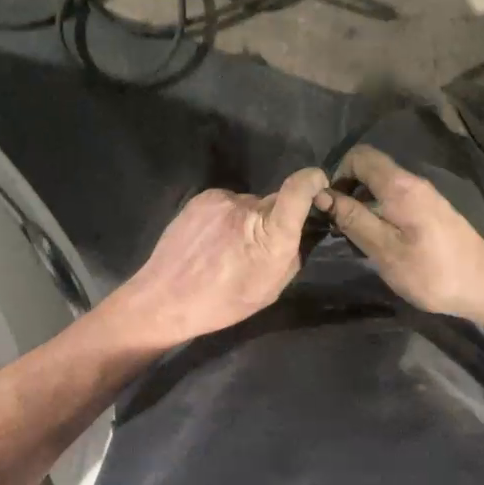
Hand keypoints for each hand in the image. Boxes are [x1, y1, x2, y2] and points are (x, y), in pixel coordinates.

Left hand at [104, 167, 329, 346]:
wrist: (165, 297)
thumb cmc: (222, 303)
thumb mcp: (270, 289)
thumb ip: (290, 254)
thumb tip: (299, 229)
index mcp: (270, 236)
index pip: (297, 192)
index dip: (311, 181)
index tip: (318, 181)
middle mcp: (248, 208)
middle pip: (272, 203)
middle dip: (271, 219)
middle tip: (253, 247)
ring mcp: (222, 200)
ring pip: (247, 204)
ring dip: (244, 220)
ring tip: (224, 249)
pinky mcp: (202, 197)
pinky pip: (226, 203)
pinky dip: (225, 217)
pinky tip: (209, 241)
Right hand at [315, 145, 483, 318]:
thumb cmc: (432, 272)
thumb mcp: (384, 250)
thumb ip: (354, 219)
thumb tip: (323, 195)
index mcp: (400, 187)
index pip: (360, 156)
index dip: (338, 173)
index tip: (329, 203)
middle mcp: (414, 183)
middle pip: (371, 169)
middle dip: (348, 189)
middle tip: (338, 222)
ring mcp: (426, 196)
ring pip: (383, 186)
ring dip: (363, 203)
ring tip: (355, 234)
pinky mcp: (433, 211)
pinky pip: (396, 199)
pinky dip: (380, 211)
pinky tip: (380, 240)